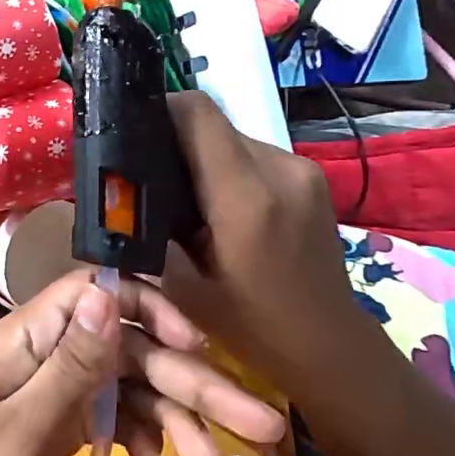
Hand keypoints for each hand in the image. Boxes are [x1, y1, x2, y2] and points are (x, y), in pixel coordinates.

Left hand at [0, 270, 284, 455]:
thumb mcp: (19, 432)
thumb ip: (69, 366)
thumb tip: (107, 292)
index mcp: (26, 339)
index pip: (96, 294)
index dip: (149, 308)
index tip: (193, 342)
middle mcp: (44, 356)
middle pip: (127, 350)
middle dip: (188, 380)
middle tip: (257, 422)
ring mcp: (52, 394)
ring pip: (126, 387)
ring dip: (171, 416)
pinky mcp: (57, 428)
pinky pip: (111, 417)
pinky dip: (138, 434)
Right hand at [163, 91, 361, 377]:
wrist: (327, 344)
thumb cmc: (250, 325)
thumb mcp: (182, 285)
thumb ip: (153, 229)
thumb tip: (127, 191)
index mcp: (246, 197)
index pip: (198, 114)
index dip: (161, 111)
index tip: (135, 132)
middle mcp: (280, 169)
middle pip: (214, 125)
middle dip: (179, 144)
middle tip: (155, 180)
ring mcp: (303, 169)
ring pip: (235, 138)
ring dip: (207, 159)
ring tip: (192, 201)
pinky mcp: (313, 175)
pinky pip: (257, 155)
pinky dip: (232, 170)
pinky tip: (225, 207)